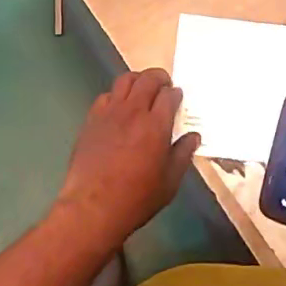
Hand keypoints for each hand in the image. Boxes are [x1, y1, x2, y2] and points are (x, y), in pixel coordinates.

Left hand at [50, 68, 198, 250]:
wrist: (92, 207)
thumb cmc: (136, 198)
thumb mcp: (169, 182)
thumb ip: (183, 154)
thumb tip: (193, 136)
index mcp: (156, 124)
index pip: (169, 95)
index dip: (176, 94)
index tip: (177, 99)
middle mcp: (134, 111)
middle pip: (148, 79)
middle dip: (160, 78)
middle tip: (164, 88)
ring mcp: (110, 113)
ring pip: (125, 80)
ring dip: (138, 80)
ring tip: (142, 91)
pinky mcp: (91, 120)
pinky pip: (106, 96)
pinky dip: (116, 96)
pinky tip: (119, 109)